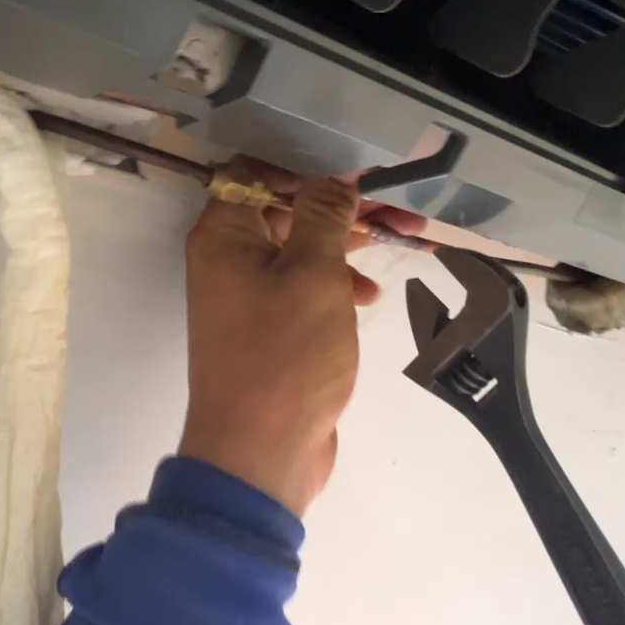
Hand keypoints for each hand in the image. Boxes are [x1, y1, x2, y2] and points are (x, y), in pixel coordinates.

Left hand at [179, 161, 425, 515]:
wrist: (259, 454)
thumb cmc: (285, 355)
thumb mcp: (313, 274)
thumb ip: (324, 216)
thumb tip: (333, 178)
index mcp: (223, 235)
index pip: (253, 174)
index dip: (302, 170)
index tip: (351, 180)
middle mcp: (227, 258)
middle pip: (284, 209)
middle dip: (340, 207)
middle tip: (397, 211)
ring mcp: (246, 294)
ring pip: (299, 249)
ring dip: (346, 244)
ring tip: (401, 244)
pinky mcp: (269, 326)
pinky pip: (302, 286)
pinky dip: (335, 283)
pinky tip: (368, 297)